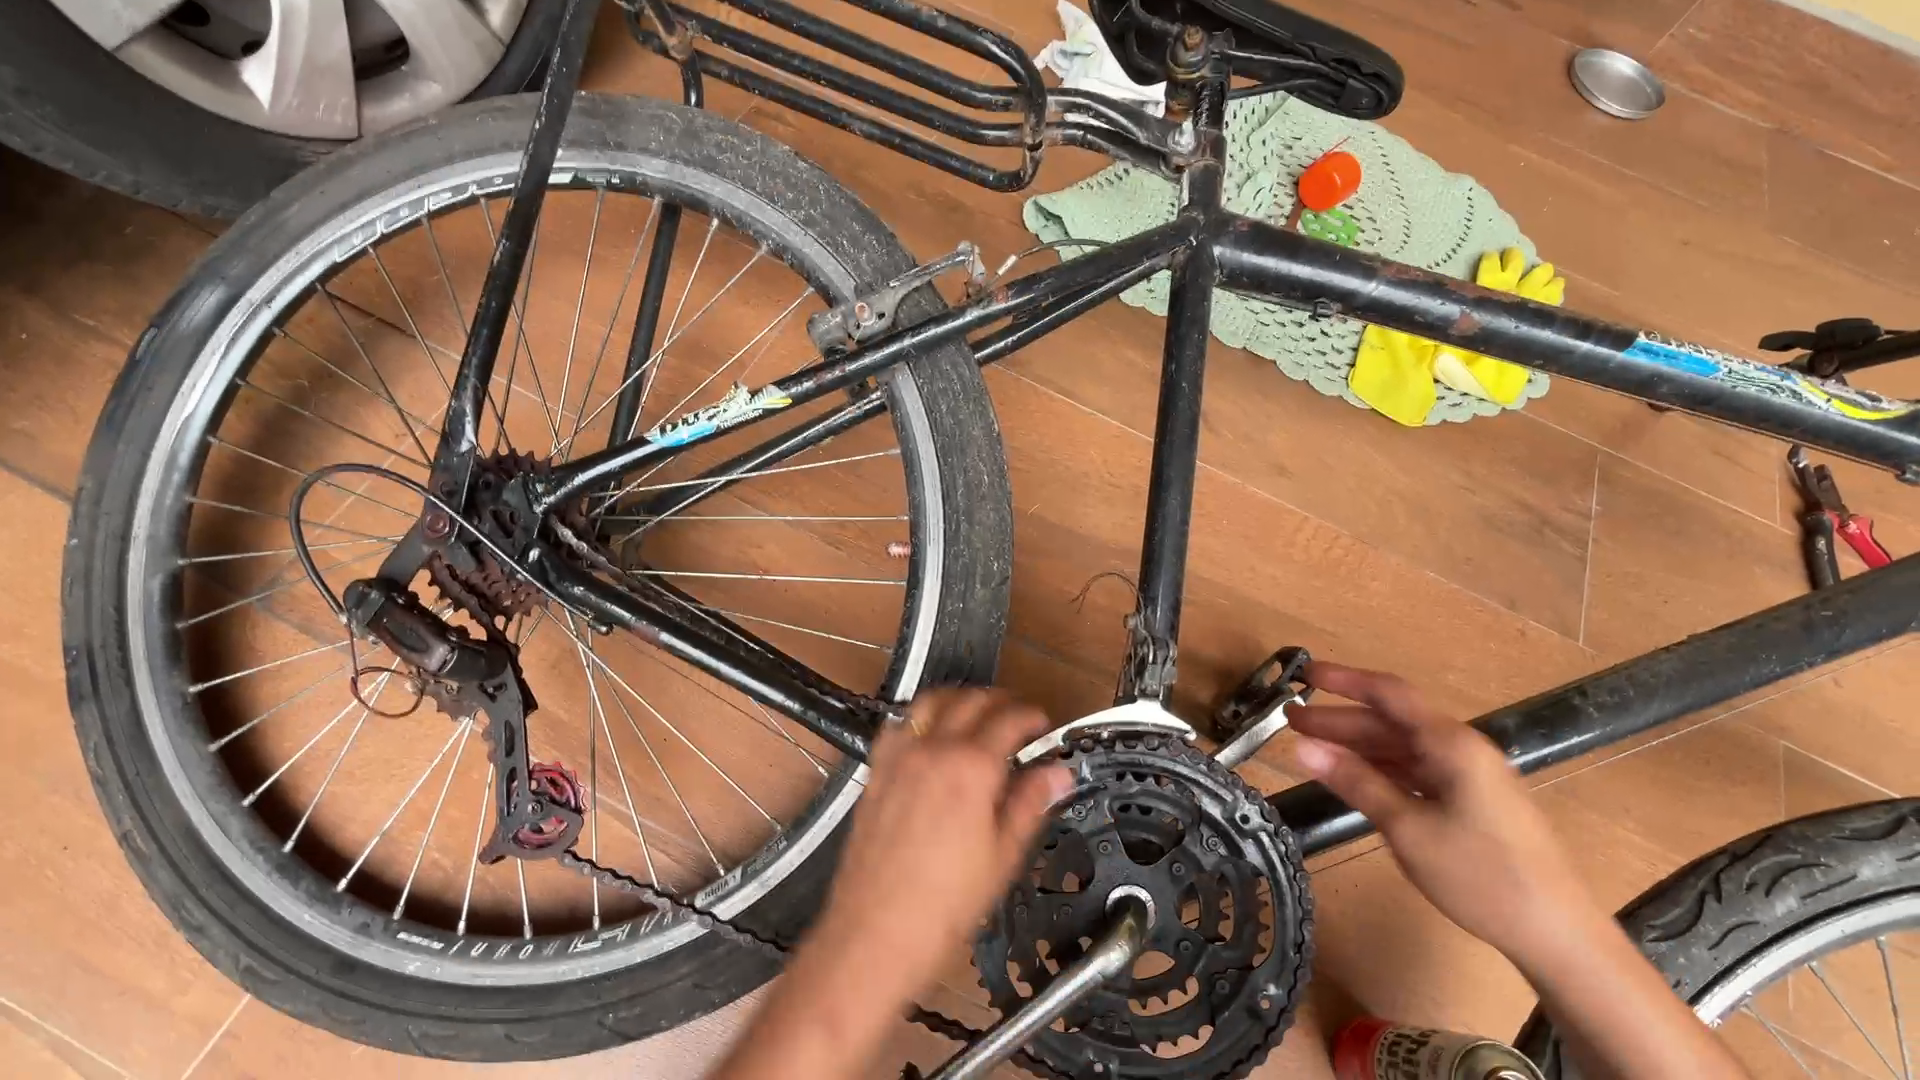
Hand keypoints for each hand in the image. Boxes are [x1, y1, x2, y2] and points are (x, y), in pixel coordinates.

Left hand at [708, 691, 1070, 1079]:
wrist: (875, 933)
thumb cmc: (940, 907)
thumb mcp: (1003, 857)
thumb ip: (1030, 804)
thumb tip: (1056, 775)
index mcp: (972, 768)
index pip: (1010, 719)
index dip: (1032, 717)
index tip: (1041, 726)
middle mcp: (933, 751)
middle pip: (971, 700)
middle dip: (1000, 701)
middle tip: (1017, 719)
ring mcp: (899, 758)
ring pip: (931, 701)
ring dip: (959, 699)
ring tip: (977, 716)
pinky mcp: (876, 772)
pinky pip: (898, 725)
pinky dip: (920, 718)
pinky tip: (929, 736)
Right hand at [1289, 662, 1588, 962]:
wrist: (1558, 933)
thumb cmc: (1481, 875)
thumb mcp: (1408, 828)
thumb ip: (1355, 782)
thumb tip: (1303, 747)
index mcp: (1452, 744)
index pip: (1389, 694)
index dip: (1344, 680)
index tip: (1303, 674)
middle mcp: (1462, 750)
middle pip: (1392, 722)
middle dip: (1340, 719)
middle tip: (1291, 722)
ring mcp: (1470, 777)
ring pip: (1402, 748)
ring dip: (1357, 746)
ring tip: (1311, 751)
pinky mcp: (1473, 803)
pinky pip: (1417, 772)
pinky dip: (1381, 770)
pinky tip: (1354, 779)